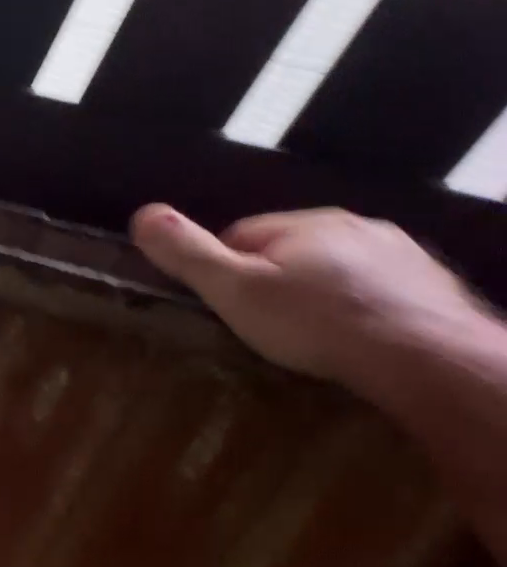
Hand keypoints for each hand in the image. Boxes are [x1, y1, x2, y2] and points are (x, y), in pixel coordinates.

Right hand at [129, 204, 485, 386]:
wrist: (419, 352)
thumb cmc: (312, 320)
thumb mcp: (234, 290)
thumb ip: (189, 255)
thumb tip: (143, 214)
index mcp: (304, 224)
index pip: (239, 235)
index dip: (219, 270)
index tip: (217, 305)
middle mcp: (354, 225)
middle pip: (285, 250)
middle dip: (266, 280)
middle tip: (255, 324)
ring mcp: (396, 252)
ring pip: (329, 267)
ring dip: (310, 292)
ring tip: (302, 333)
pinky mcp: (423, 281)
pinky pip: (367, 287)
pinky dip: (349, 306)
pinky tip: (344, 334)